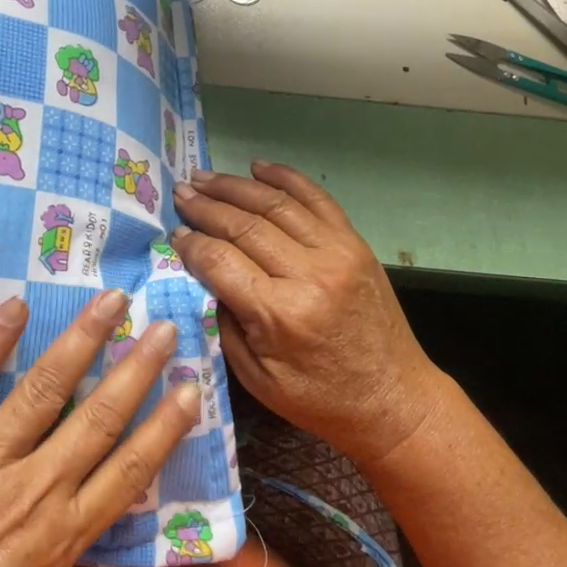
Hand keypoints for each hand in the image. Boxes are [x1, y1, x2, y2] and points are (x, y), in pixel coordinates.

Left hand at [0, 290, 200, 566]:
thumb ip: (54, 541)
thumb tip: (77, 499)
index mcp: (62, 537)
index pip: (130, 469)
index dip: (166, 426)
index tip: (192, 388)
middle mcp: (33, 493)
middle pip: (99, 418)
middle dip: (137, 368)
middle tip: (165, 326)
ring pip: (44, 390)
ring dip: (82, 340)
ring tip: (111, 302)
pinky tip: (15, 307)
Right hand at [172, 161, 438, 464]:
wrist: (393, 399)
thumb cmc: (319, 398)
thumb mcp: (257, 378)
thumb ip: (224, 325)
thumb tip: (201, 277)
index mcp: (279, 313)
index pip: (220, 260)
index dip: (191, 243)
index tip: (173, 233)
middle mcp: (308, 273)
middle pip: (244, 225)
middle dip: (206, 206)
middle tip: (180, 192)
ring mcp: (337, 252)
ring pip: (276, 204)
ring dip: (236, 186)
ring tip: (205, 176)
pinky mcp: (355, 244)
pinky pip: (317, 199)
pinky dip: (286, 178)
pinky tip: (259, 167)